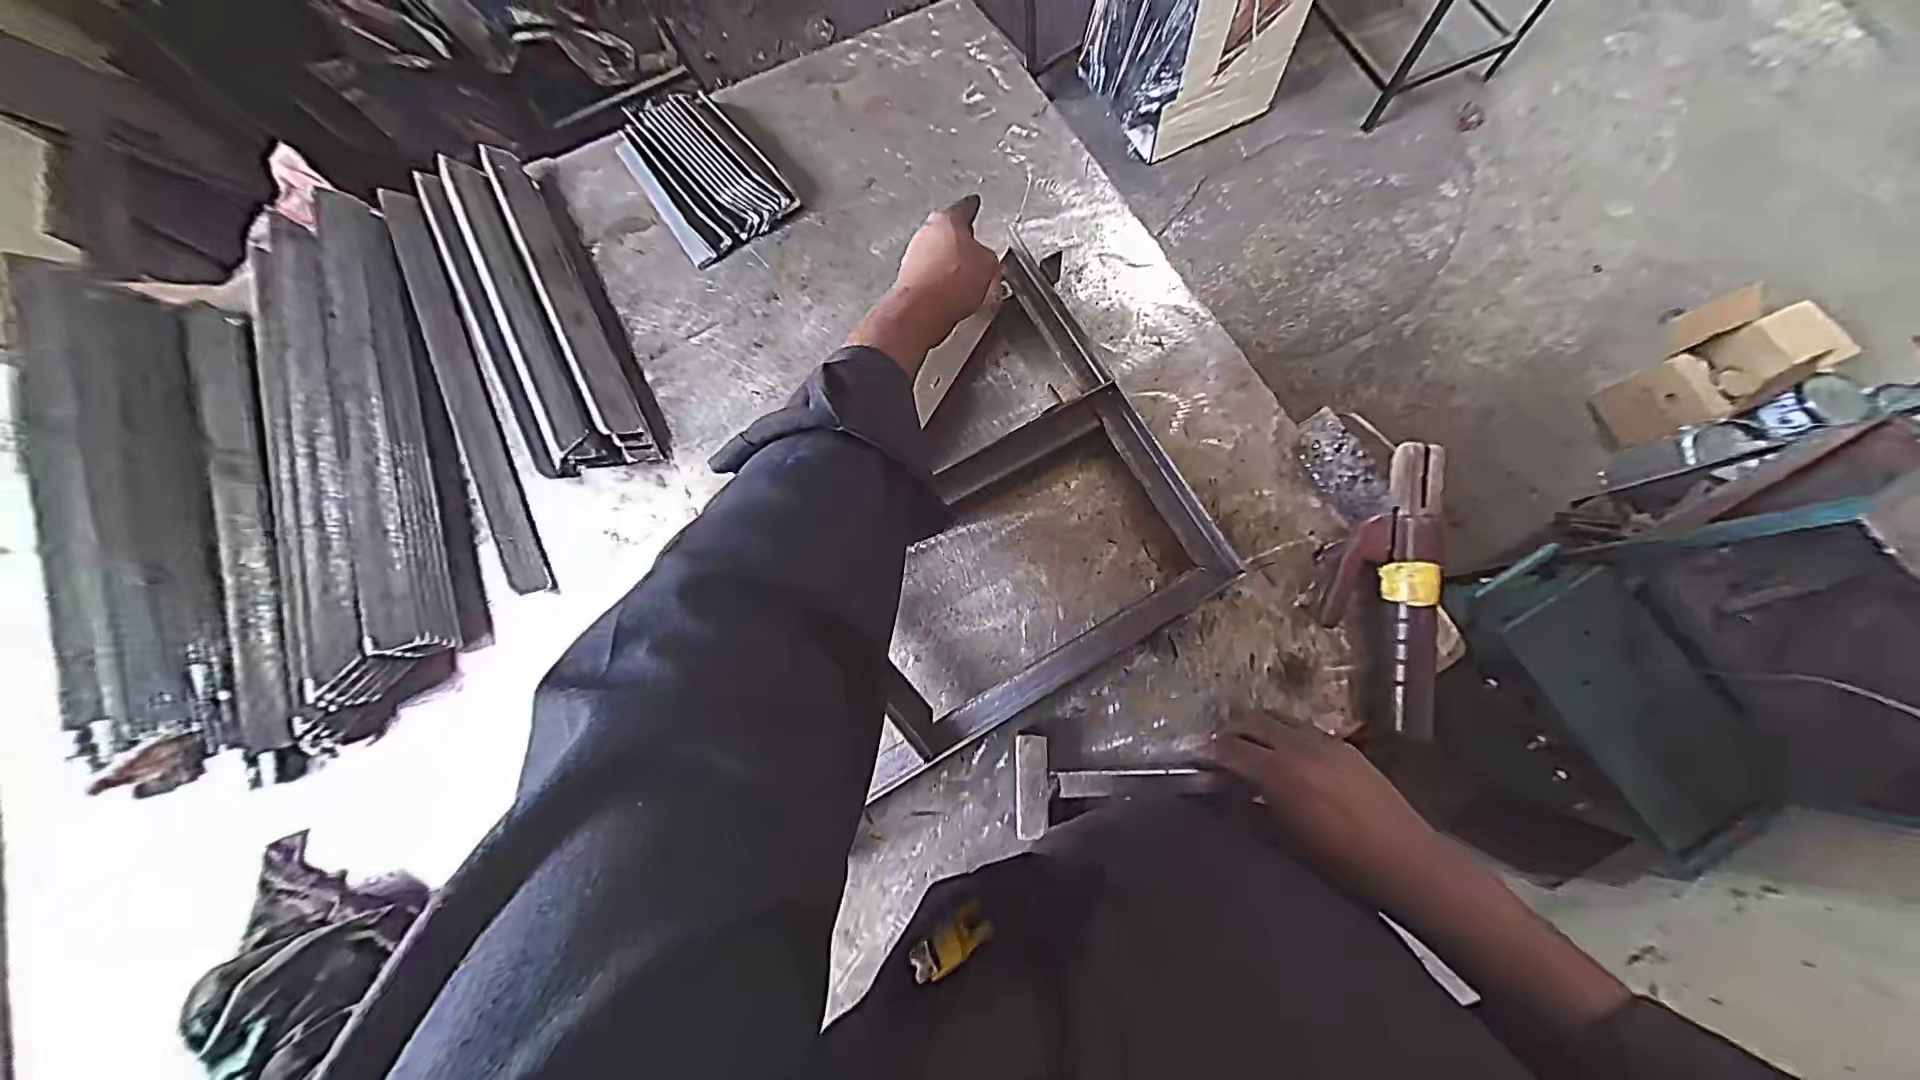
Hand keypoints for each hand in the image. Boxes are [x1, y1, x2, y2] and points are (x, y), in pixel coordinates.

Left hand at [892, 194, 1000, 327]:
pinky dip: (939, 284)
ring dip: (949, 267)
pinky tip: (950, 297)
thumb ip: (988, 256)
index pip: (964, 208)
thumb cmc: (951, 283)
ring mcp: (913, 256)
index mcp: (946, 219)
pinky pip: (930, 278)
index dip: (972, 208)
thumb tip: (986, 262)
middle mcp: (925, 233)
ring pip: (937, 256)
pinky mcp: (908, 280)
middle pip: (948, 234)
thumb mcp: (989, 265)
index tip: (973, 205)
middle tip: (975, 258)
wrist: (923, 311)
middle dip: (961, 245)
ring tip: (965, 286)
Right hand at [1207, 711, 1450, 912]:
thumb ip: (1243, 806)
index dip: (1208, 752)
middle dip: (1229, 732)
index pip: (1229, 748)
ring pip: (1276, 718)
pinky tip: (1286, 757)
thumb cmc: (1339, 859)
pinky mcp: (1344, 745)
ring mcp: (1323, 741)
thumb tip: (1212, 790)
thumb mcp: (1281, 836)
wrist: (1406, 860)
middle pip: (1250, 721)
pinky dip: (1283, 734)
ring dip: (1256, 728)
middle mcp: (1298, 746)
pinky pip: (1302, 728)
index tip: (1197, 761)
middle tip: (1218, 750)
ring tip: (1250, 748)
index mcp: (1279, 772)